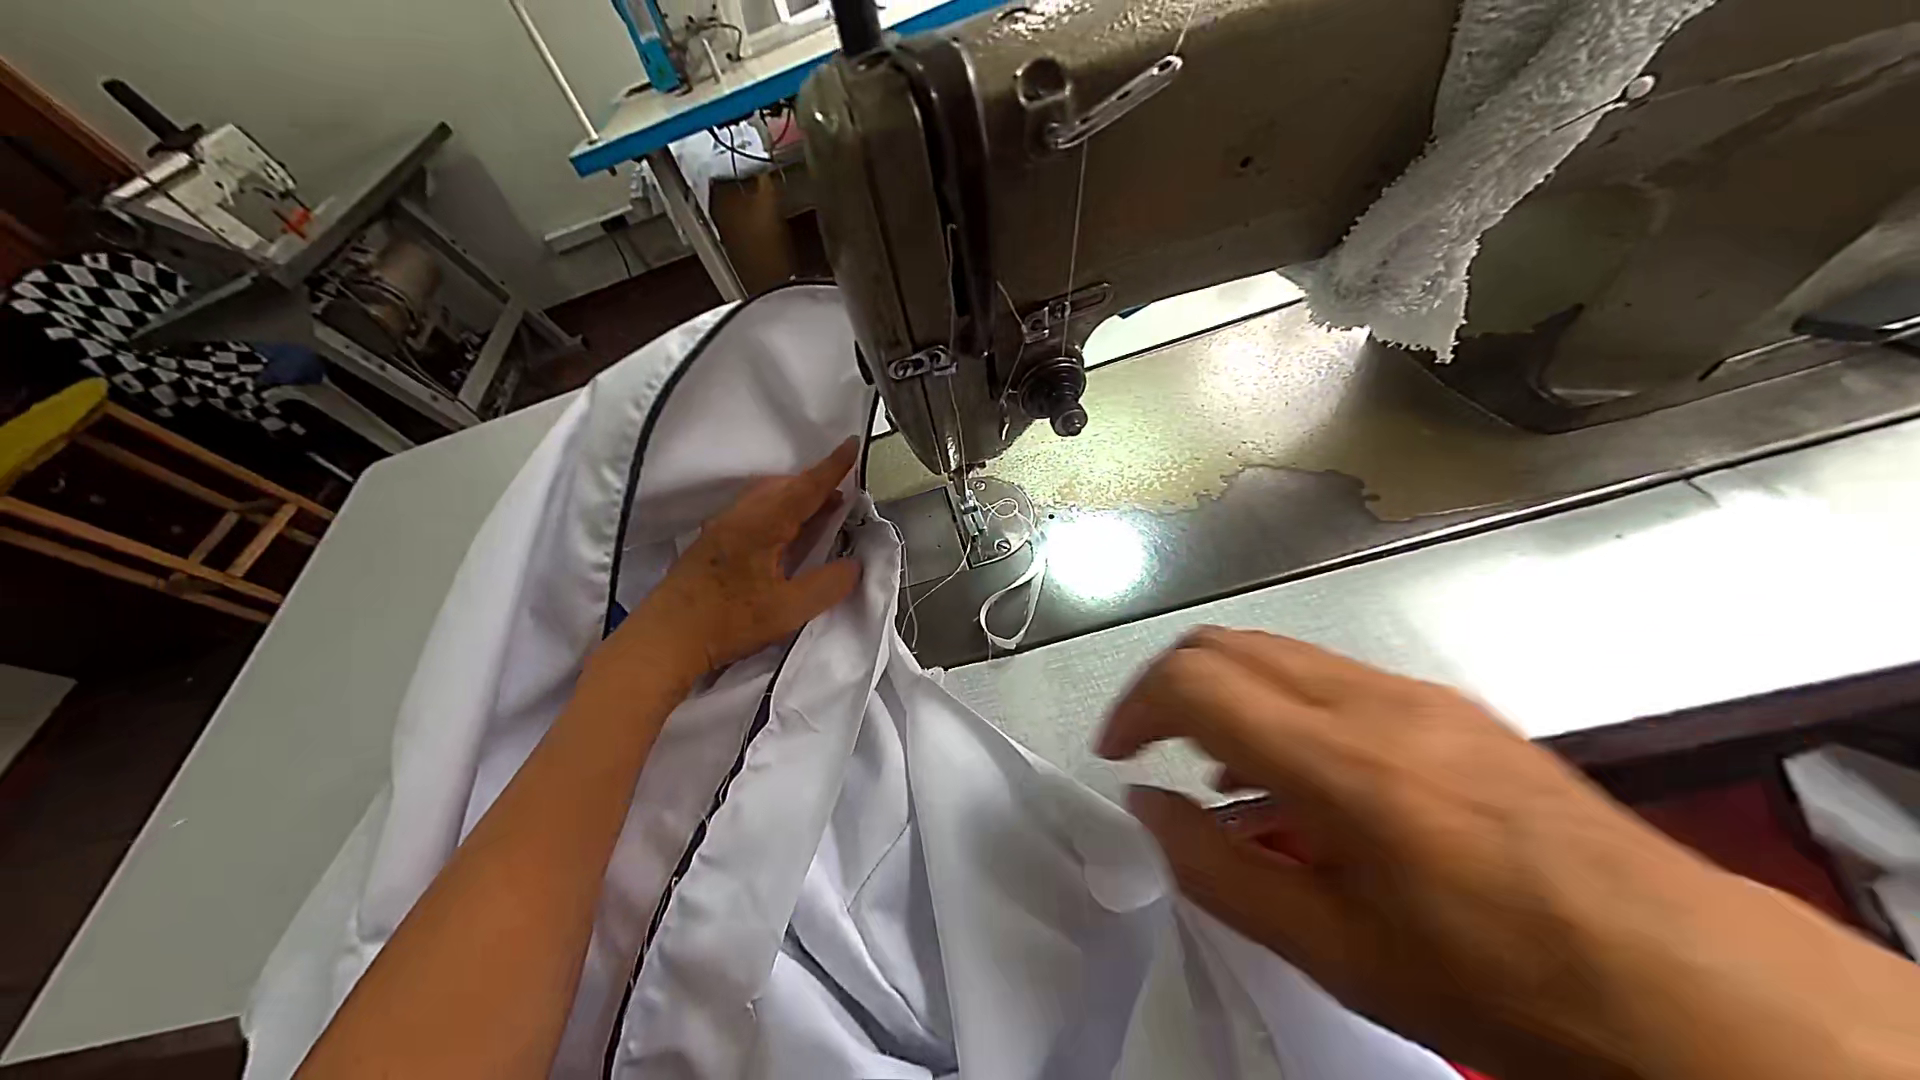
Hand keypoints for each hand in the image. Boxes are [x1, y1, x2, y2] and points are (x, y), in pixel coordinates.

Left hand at [592, 440, 862, 688]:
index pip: (805, 488)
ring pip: (765, 497)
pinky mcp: (711, 542)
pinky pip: (753, 510)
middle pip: (783, 487)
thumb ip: (828, 585)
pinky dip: (778, 510)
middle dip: (815, 484)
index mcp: (761, 525)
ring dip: (795, 498)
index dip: (832, 467)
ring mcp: (721, 527)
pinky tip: (785, 535)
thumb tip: (853, 566)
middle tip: (843, 496)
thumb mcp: (789, 610)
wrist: (664, 640)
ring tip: (819, 514)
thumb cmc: (727, 622)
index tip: (852, 443)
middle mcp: (739, 517)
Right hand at [1096, 628, 1919, 1079]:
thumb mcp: (1334, 950)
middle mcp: (1371, 701)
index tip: (1117, 750)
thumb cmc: (1501, 981)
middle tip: (1147, 745)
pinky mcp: (1443, 701)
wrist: (1691, 980)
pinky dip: (1273, 697)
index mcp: (1341, 764)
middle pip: (1225, 642)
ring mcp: (1412, 692)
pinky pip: (1324, 671)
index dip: (1135, 707)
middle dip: (1165, 685)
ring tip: (1211, 761)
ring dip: (1219, 688)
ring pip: (1271, 648)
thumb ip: (1218, 869)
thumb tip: (1149, 809)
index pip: (1195, 680)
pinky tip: (1290, 764)